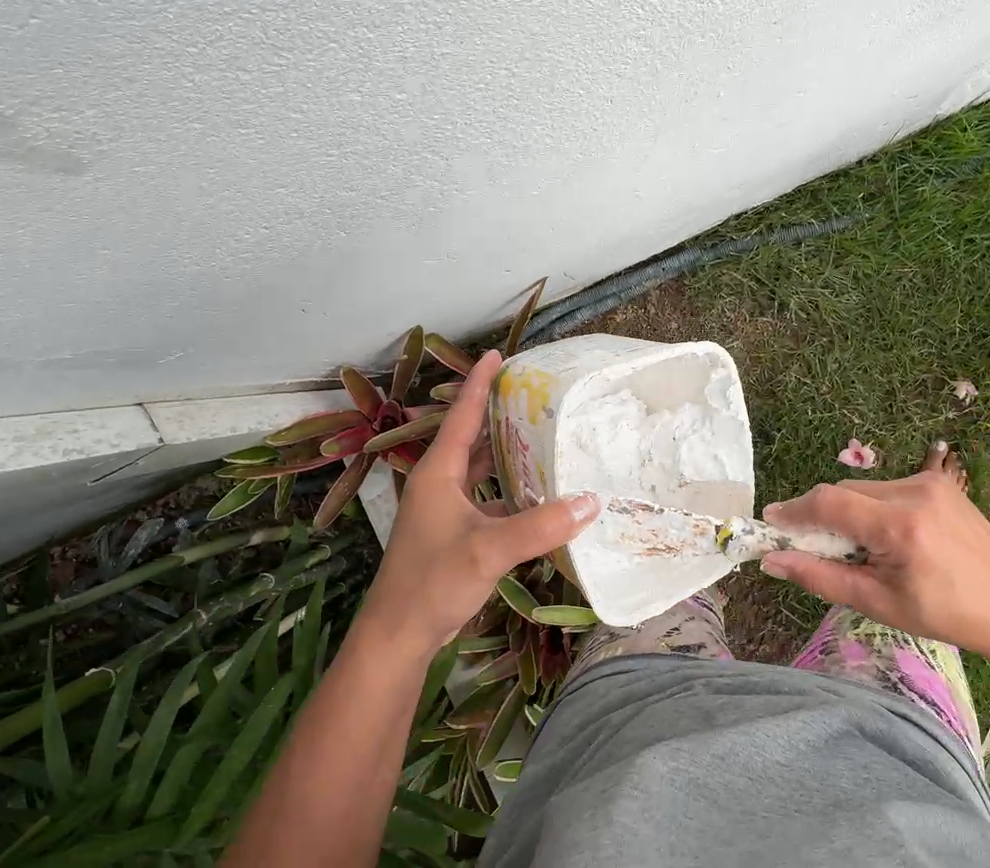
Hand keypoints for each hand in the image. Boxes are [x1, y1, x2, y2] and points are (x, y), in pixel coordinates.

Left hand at [355, 350, 599, 655]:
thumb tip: (591, 501)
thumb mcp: (489, 549)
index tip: (498, 354)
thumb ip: (540, 526)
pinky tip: (535, 495)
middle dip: (498, 413)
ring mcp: (444, 512)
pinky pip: (486, 498)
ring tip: (541, 435)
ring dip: (504, 452)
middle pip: (470, 438)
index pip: (462, 416)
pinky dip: (509, 489)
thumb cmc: (433, 582)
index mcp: (438, 474)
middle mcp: (439, 485)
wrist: (398, 635)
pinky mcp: (453, 535)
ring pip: (478, 470)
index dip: (480, 384)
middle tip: (533, 393)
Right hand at [760, 469, 989, 666]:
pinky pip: (887, 489)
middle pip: (844, 493)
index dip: (793, 511)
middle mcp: (915, 491)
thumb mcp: (879, 604)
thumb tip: (772, 561)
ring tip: (859, 551)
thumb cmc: (946, 615)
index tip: (769, 524)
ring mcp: (931, 481)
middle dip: (821, 517)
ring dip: (848, 513)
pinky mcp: (940, 481)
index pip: (830, 503)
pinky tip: (886, 539)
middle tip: (813, 550)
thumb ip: (821, 578)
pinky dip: (873, 509)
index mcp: (902, 526)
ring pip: (864, 489)